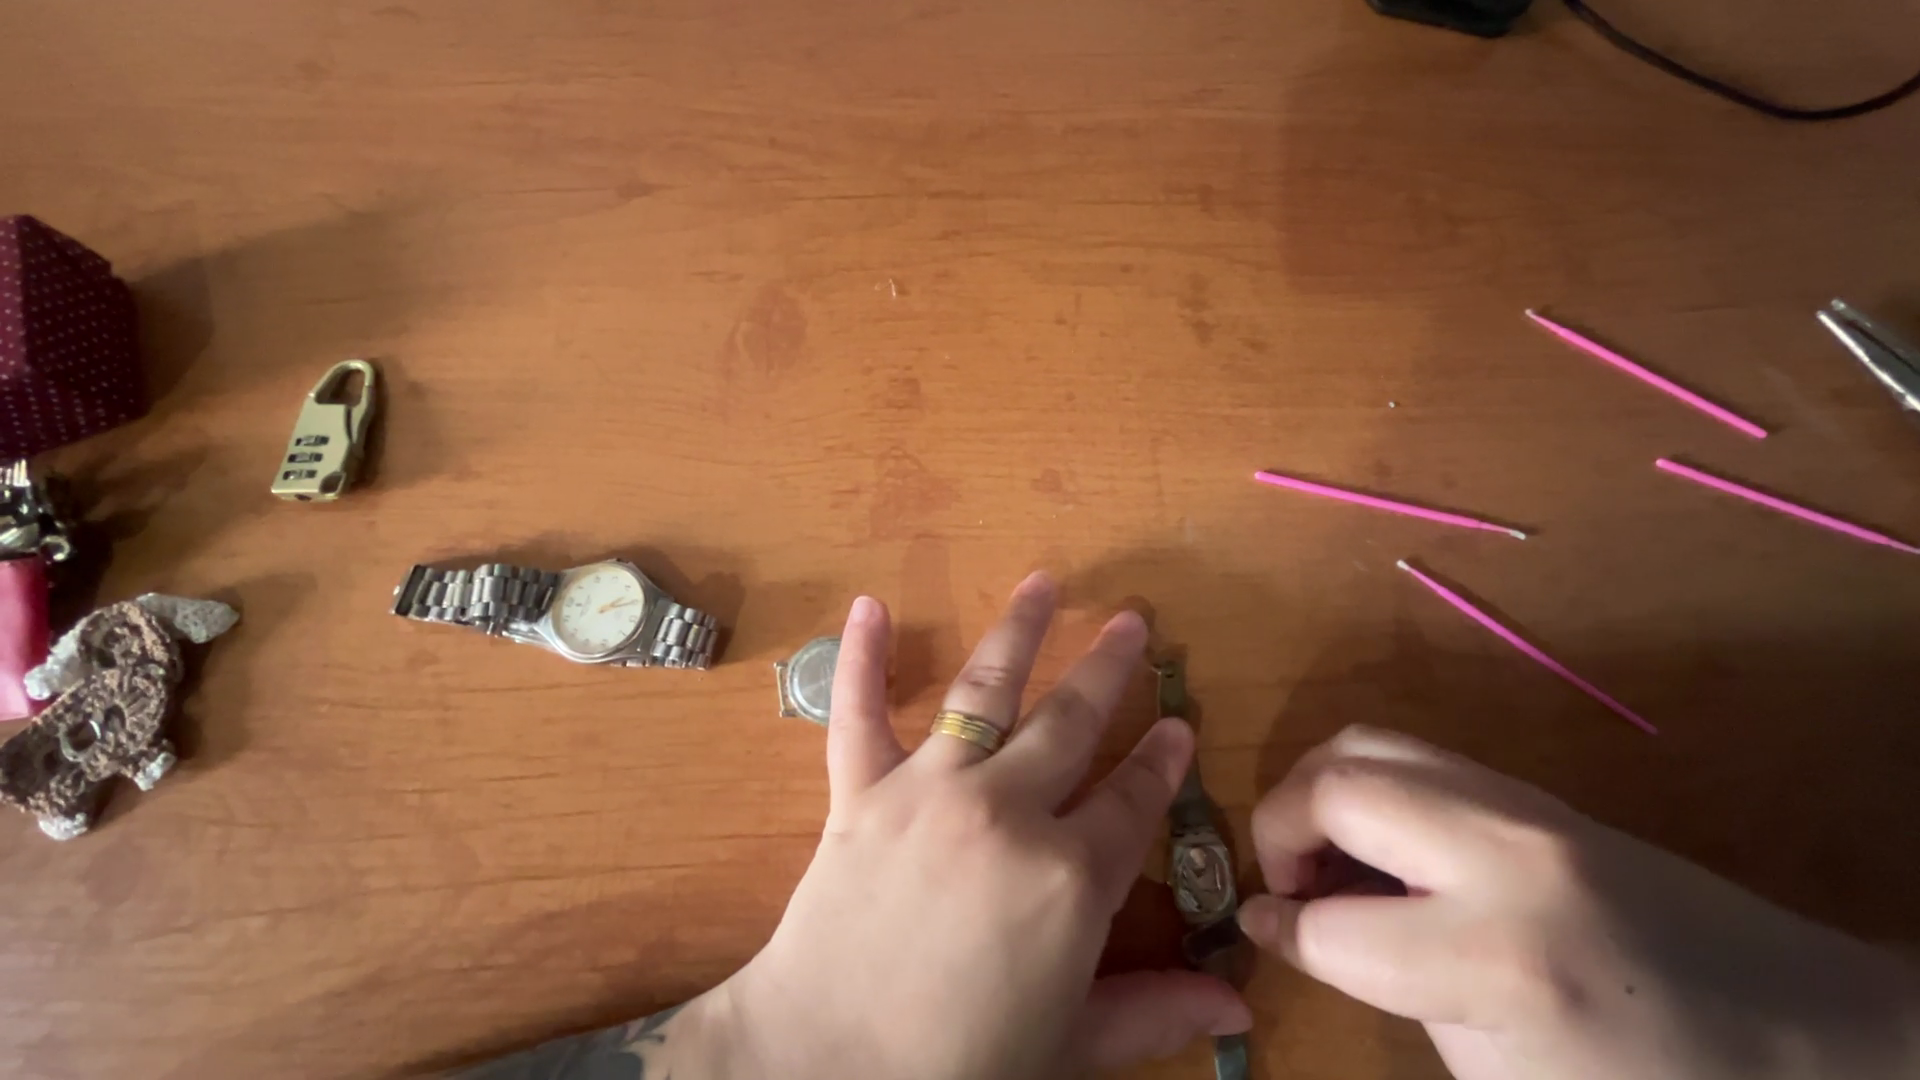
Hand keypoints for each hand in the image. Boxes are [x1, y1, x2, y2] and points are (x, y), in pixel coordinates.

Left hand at [691, 574, 1250, 1078]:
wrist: (827, 1067)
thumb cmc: (959, 1068)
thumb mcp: (1071, 1048)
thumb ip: (1153, 1012)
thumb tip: (1236, 1001)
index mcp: (1071, 877)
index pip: (1134, 802)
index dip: (1162, 762)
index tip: (1179, 723)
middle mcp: (1008, 812)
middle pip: (1073, 723)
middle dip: (1109, 669)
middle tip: (1134, 622)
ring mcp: (931, 791)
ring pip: (985, 691)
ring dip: (1019, 630)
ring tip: (1044, 582)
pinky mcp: (861, 791)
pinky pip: (858, 713)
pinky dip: (859, 657)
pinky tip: (868, 605)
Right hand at [1237, 726, 1919, 1079]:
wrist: (1819, 1042)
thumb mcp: (1497, 1074)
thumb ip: (1382, 983)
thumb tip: (1301, 921)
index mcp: (1497, 959)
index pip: (1330, 924)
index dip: (1278, 927)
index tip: (1258, 924)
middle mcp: (1503, 856)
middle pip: (1334, 788)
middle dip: (1278, 827)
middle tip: (1285, 879)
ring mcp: (1526, 806)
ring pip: (1365, 743)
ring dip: (1316, 787)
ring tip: (1320, 844)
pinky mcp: (1538, 789)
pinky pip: (1413, 754)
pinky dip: (1365, 781)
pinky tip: (1378, 835)